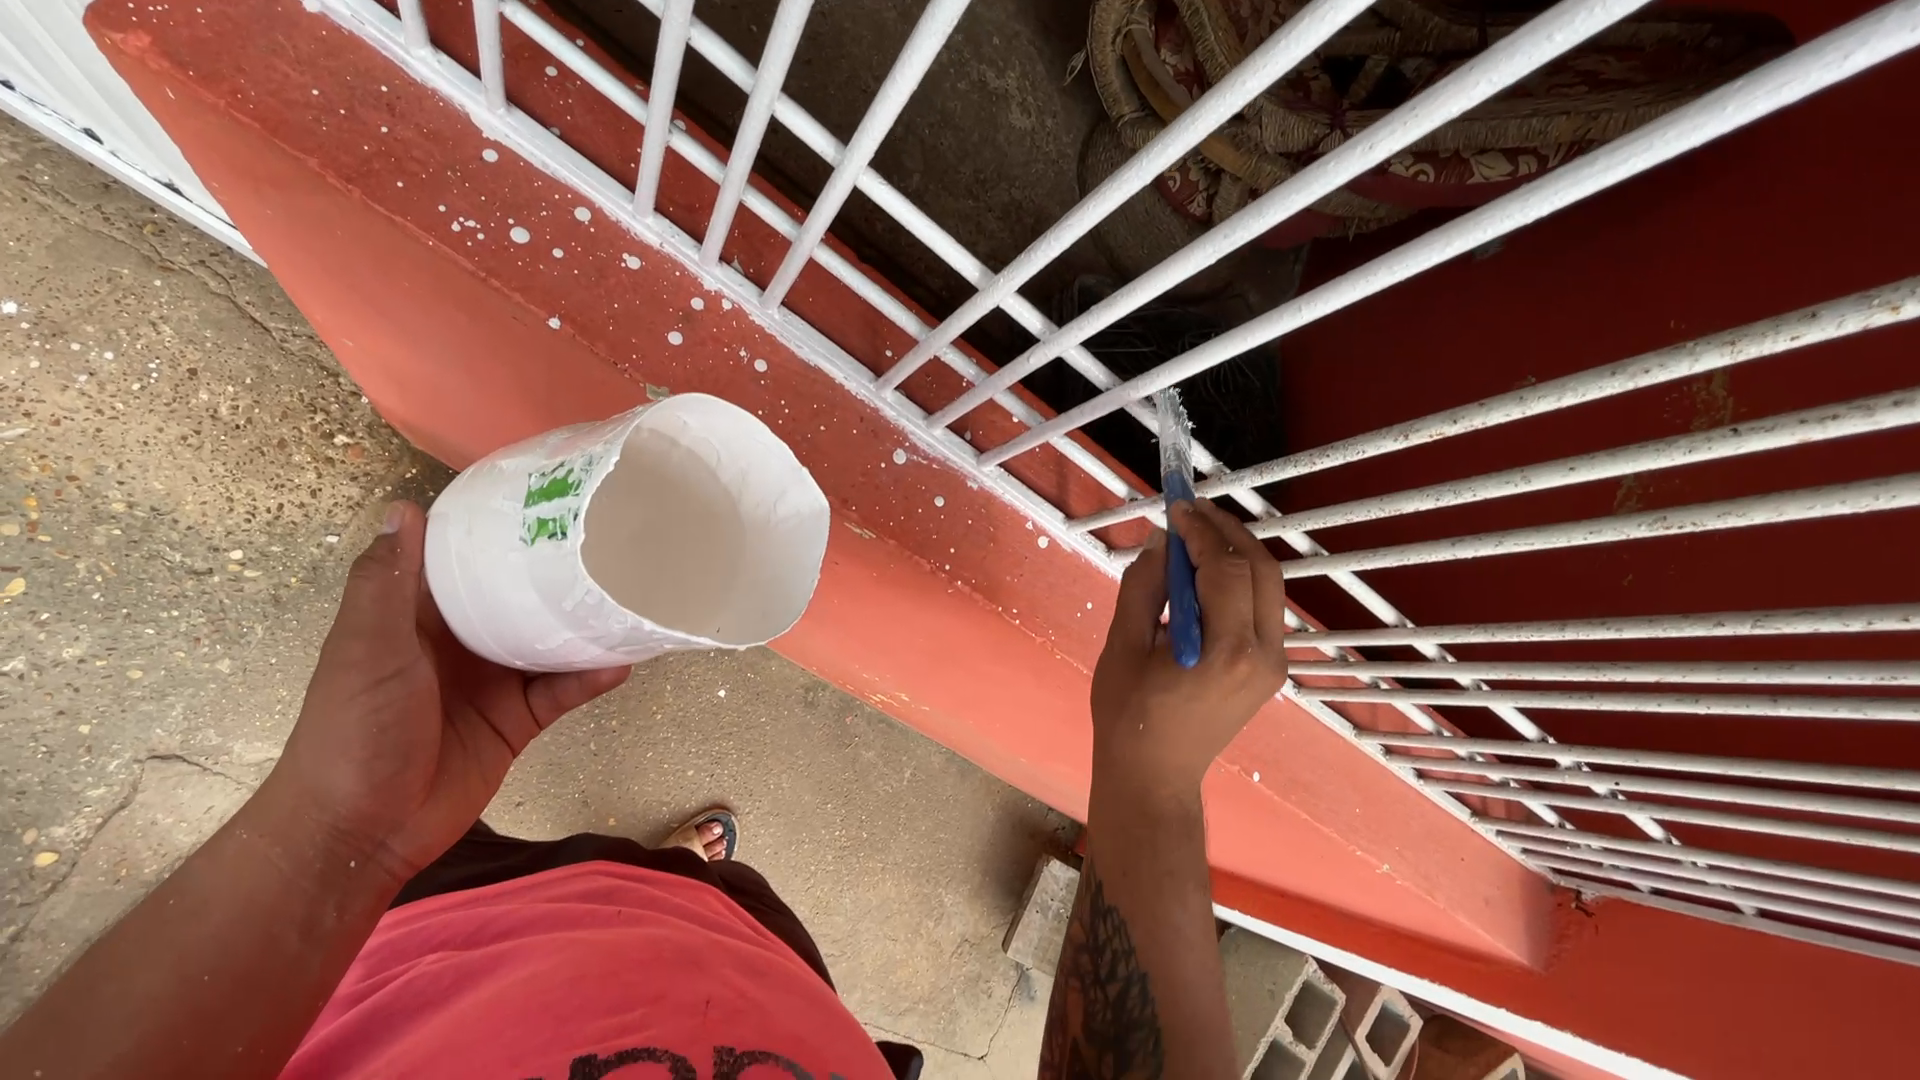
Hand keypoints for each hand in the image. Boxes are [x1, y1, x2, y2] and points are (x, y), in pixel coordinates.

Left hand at [263, 501, 630, 886]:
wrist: (362, 831)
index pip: (459, 561)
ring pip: (548, 643)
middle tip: (609, 542)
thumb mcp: (367, 649)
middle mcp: (459, 643)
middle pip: (515, 598)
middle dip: (554, 574)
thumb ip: (387, 584)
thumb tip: (404, 507)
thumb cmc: (353, 731)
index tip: (541, 496)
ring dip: (584, 626)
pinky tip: (621, 662)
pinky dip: (590, 679)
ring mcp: (493, 683)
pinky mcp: (518, 721)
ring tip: (630, 597)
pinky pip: (562, 692)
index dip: (493, 530)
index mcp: (416, 618)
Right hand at [1090, 500, 1287, 797]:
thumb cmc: (1128, 714)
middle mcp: (1263, 654)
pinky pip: (1263, 608)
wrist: (1154, 774)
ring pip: (1269, 587)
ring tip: (1198, 533)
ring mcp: (1274, 664)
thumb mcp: (1124, 645)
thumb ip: (1145, 586)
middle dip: (1228, 531)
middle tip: (1192, 511)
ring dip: (1237, 552)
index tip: (1176, 506)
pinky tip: (1208, 571)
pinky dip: (1241, 579)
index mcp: (1225, 651)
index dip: (1202, 530)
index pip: (1226, 569)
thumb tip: (1164, 541)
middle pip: (1262, 570)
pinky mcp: (1270, 669)